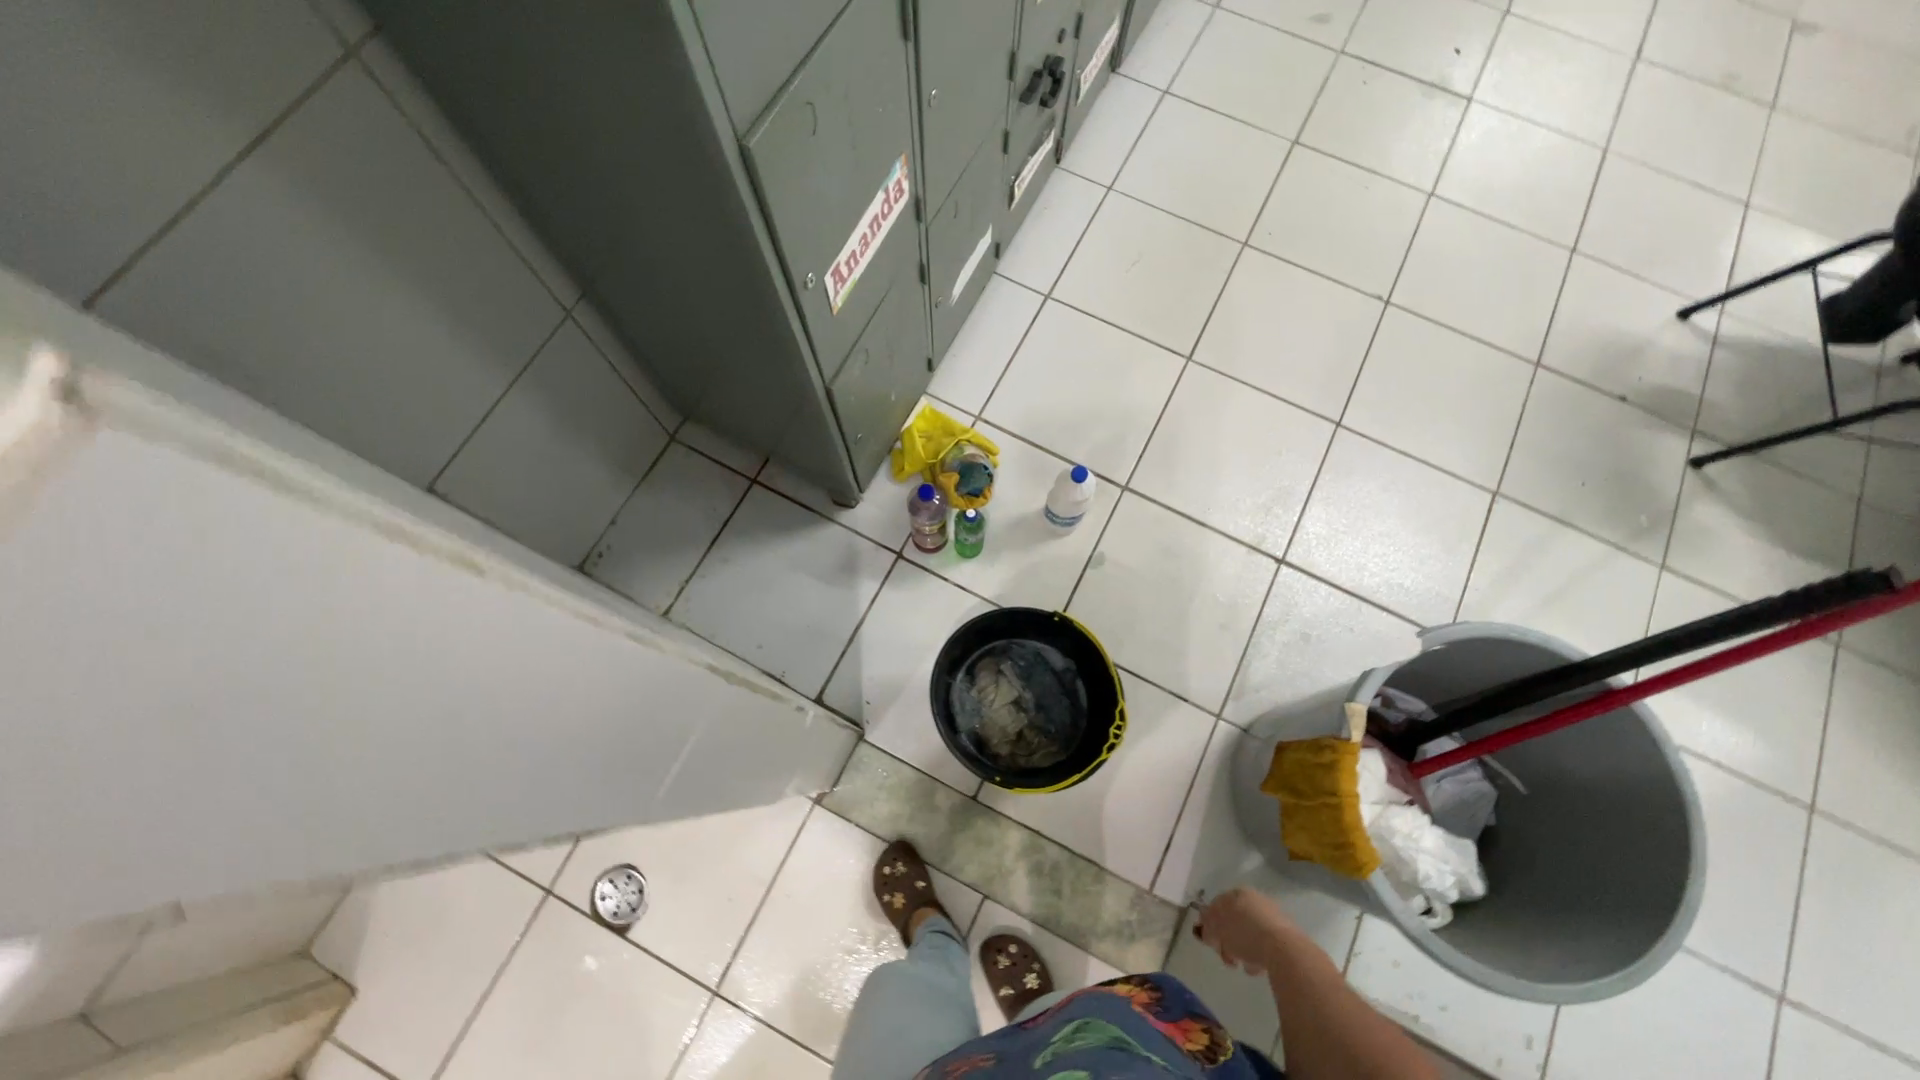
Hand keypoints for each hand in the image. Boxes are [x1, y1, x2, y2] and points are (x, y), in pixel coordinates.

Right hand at [1193, 887, 1301, 976]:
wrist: (1282, 947)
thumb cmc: (1244, 934)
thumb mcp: (1217, 930)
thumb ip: (1207, 927)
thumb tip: (1205, 929)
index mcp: (1237, 893)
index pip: (1216, 906)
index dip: (1210, 925)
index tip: (1210, 943)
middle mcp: (1255, 899)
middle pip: (1233, 922)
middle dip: (1227, 942)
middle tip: (1227, 958)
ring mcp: (1271, 915)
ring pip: (1248, 934)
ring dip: (1242, 950)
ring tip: (1244, 965)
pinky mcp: (1284, 932)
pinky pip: (1263, 943)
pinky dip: (1257, 953)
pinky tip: (1257, 966)